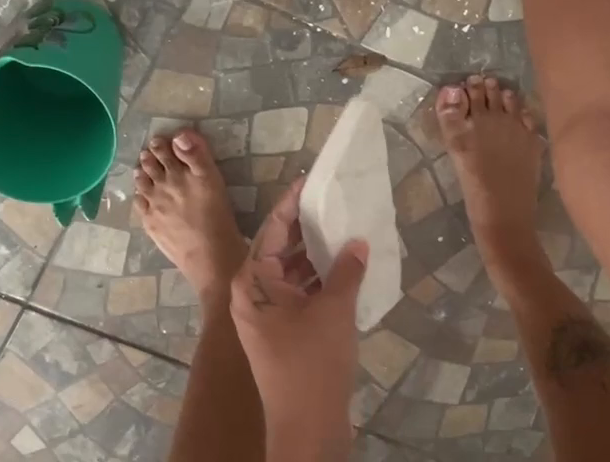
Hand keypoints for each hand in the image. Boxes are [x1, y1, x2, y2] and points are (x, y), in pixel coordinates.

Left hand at [230, 178, 365, 443]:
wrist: (308, 430)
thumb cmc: (312, 364)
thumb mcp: (333, 310)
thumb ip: (345, 270)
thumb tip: (358, 241)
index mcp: (251, 281)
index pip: (271, 228)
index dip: (290, 202)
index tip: (309, 179)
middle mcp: (252, 292)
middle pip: (278, 248)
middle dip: (304, 227)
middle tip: (331, 201)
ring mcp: (265, 314)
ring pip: (290, 272)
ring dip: (314, 254)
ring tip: (342, 229)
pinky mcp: (281, 333)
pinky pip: (297, 293)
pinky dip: (317, 280)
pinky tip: (344, 269)